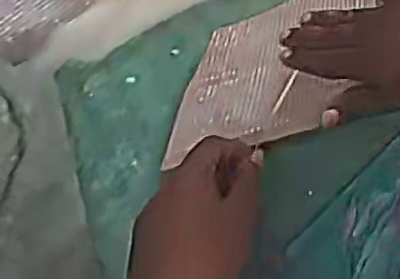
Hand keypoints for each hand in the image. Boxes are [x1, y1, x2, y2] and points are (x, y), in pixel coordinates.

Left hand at [128, 137, 261, 278]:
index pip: (213, 144)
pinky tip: (212, 247)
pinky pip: (176, 225)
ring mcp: (149, 223)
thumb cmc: (211, 255)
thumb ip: (249, 179)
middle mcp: (161, 193)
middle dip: (226, 182)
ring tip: (234, 228)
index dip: (238, 149)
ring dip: (212, 207)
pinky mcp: (144, 251)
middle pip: (199, 173)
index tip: (256, 168)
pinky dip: (196, 227)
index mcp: (184, 177)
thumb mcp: (242, 213)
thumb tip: (249, 160)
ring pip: (188, 201)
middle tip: (248, 200)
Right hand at [281, 0, 399, 123]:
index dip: (306, 60)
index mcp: (362, 62)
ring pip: (347, 16)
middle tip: (285, 34)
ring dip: (325, 17)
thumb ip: (358, 103)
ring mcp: (382, 14)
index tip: (285, 56)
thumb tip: (324, 115)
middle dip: (307, 38)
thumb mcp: (391, 97)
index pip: (327, 62)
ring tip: (305, 16)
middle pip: (331, 38)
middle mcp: (366, 36)